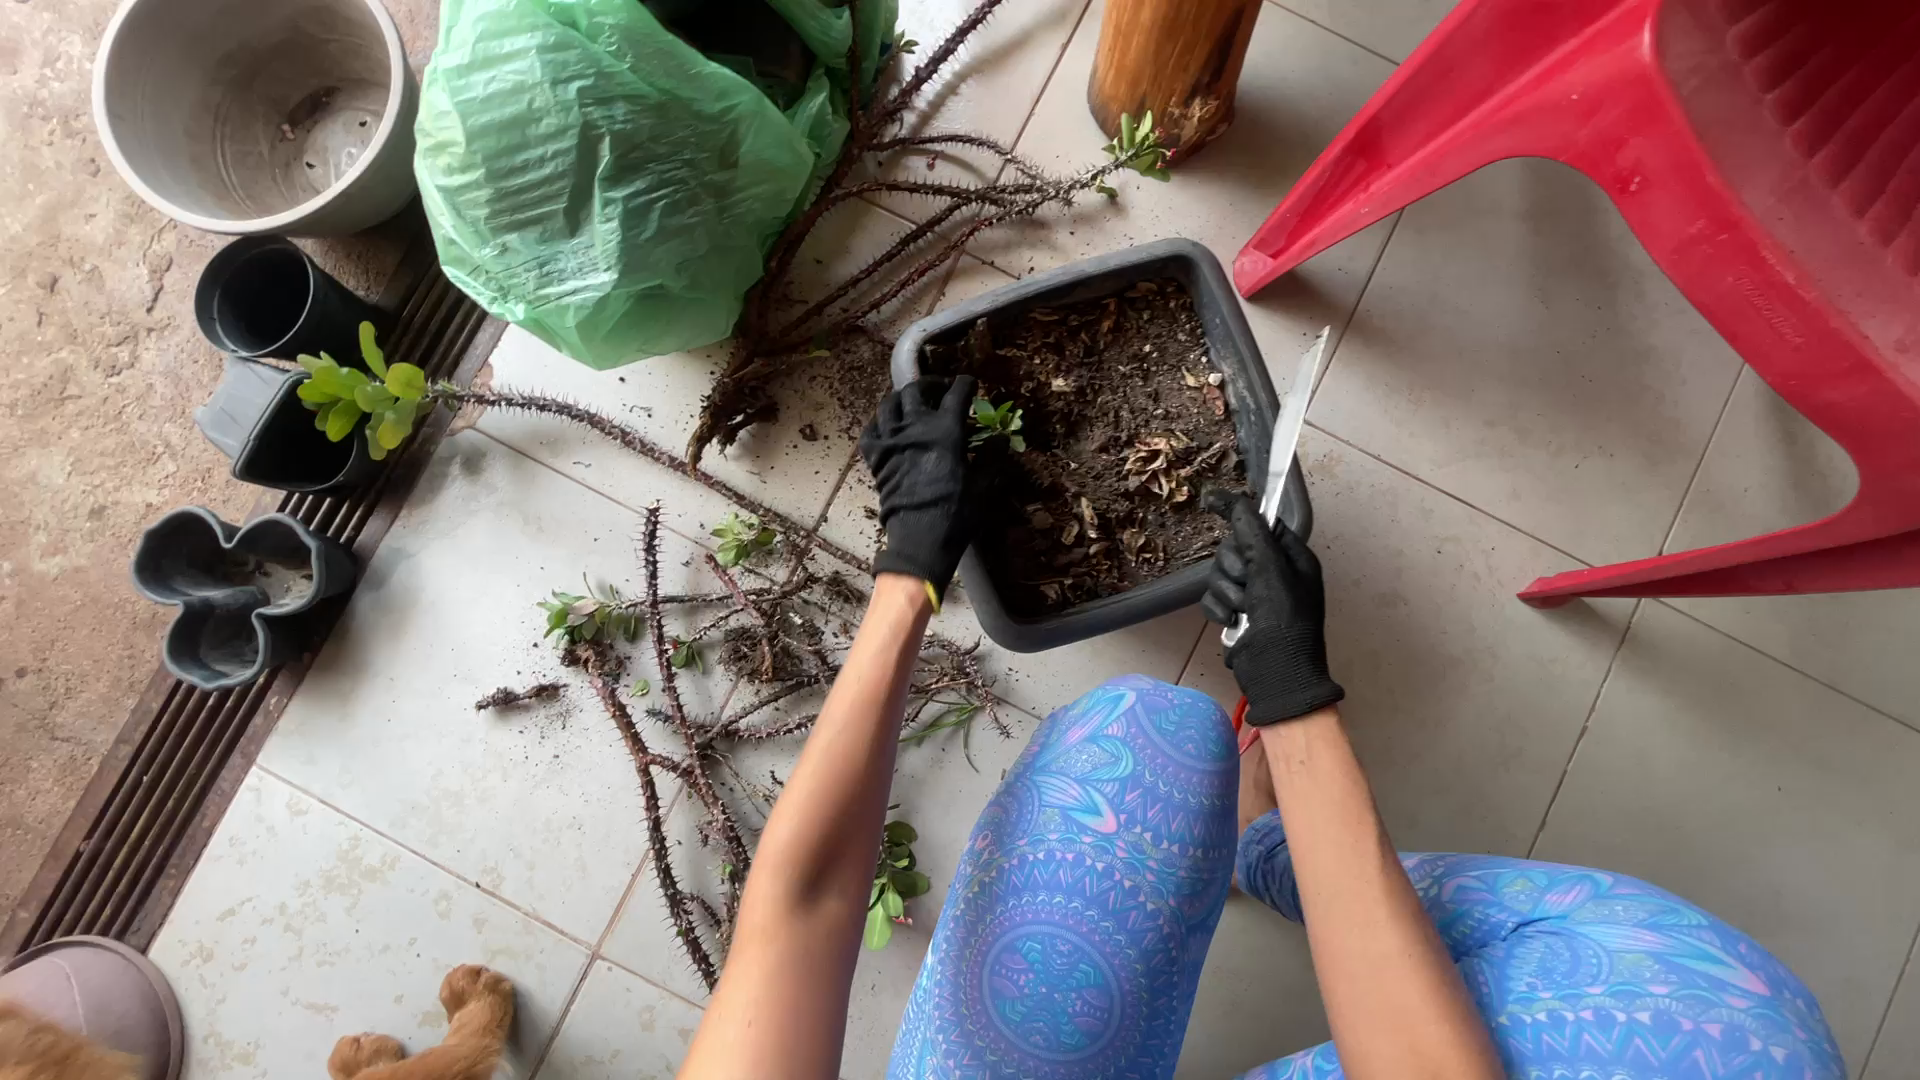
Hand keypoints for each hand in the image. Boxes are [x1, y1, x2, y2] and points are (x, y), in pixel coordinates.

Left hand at [858, 376, 976, 604]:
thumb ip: (992, 456)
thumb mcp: (983, 484)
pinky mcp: (875, 458)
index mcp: (945, 431)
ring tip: (912, 402)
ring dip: (902, 398)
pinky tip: (888, 426)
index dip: (966, 384)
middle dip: (931, 384)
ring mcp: (890, 441)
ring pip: (889, 404)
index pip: (957, 394)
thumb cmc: (956, 513)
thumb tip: (1001, 436)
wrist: (920, 538)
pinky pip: (871, 431)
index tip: (970, 383)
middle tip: (940, 389)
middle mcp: (915, 427)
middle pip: (916, 390)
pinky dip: (879, 423)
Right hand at [1202, 489, 1343, 724]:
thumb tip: (1232, 498)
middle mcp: (1273, 573)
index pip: (1260, 523)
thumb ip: (1251, 532)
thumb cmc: (1283, 620)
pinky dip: (1219, 610)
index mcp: (1291, 558)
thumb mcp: (1269, 570)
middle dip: (1232, 568)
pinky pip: (1213, 598)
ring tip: (1241, 611)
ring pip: (1219, 575)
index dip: (1239, 515)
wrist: (1276, 673)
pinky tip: (1232, 623)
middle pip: (1233, 549)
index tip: (1210, 501)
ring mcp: (1254, 595)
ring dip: (1226, 593)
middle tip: (1245, 584)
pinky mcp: (1236, 614)